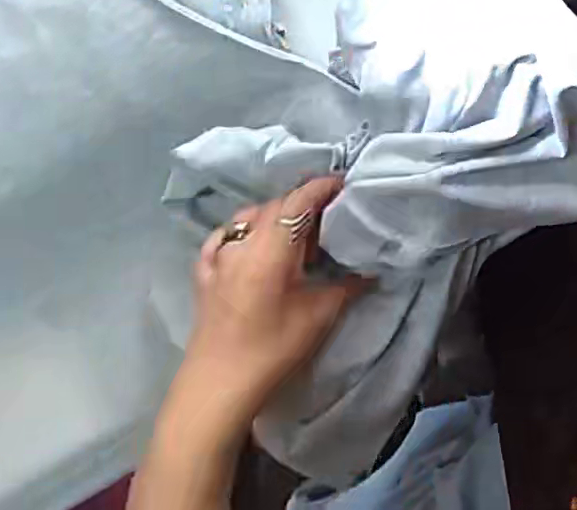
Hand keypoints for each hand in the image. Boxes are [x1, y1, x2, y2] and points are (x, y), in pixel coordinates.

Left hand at [184, 176, 365, 415]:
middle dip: (304, 201)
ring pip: (250, 217)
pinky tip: (251, 244)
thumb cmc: (272, 350)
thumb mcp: (319, 315)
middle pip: (277, 204)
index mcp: (272, 247)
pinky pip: (223, 237)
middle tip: (330, 213)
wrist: (216, 391)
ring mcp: (219, 257)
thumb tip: (373, 269)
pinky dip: (242, 231)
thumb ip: (348, 285)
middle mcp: (244, 242)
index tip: (345, 185)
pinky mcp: (204, 275)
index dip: (324, 187)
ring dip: (275, 214)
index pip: (300, 199)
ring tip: (294, 231)